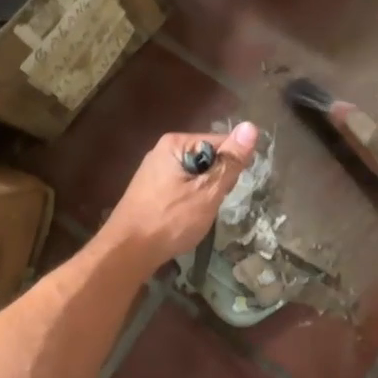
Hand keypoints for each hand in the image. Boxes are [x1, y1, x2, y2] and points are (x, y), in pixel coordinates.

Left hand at [99, 123, 260, 268]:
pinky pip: (181, 187)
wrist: (126, 251)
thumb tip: (251, 126)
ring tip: (197, 215)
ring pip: (195, 176)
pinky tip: (184, 218)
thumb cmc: (170, 220)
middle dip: (216, 182)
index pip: (221, 143)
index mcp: (176, 143)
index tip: (226, 191)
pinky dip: (188, 201)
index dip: (230, 167)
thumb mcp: (207, 191)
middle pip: (208, 159)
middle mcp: (163, 150)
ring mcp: (154, 171)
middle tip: (209, 205)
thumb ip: (230, 161)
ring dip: (203, 194)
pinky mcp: (150, 190)